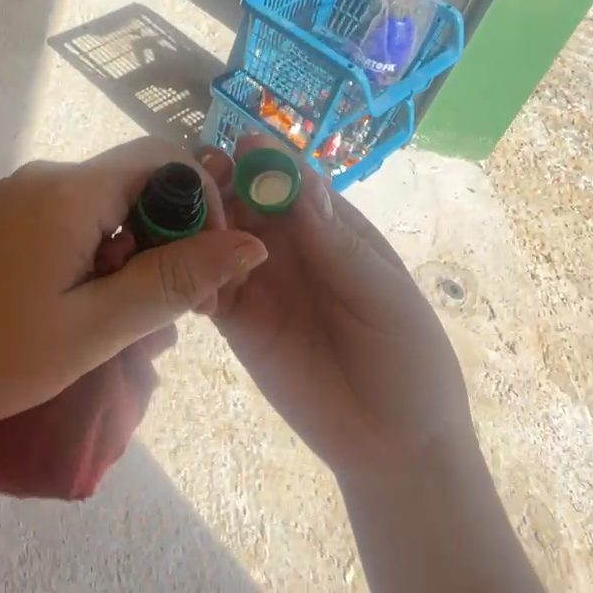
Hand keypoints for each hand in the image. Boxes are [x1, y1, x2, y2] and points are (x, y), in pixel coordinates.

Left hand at [0, 138, 268, 462]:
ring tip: (123, 325)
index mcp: (69, 191)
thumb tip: (252, 243)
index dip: (200, 208)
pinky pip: (65, 219)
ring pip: (100, 206)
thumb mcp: (94, 328)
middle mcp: (43, 177)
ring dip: (128, 254)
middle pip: (132, 183)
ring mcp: (14, 196)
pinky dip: (92, 255)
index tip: (205, 274)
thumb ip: (173, 282)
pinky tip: (80, 311)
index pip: (163, 162)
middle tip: (168, 314)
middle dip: (165, 239)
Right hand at [200, 135, 474, 481]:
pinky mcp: (232, 317)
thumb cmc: (408, 360)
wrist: (393, 444)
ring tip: (184, 229)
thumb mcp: (384, 297)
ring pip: (214, 234)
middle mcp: (285, 243)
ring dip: (197, 224)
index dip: (265, 162)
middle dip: (219, 185)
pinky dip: (188, 272)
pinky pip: (201, 283)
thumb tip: (297, 181)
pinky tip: (185, 276)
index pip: (291, 180)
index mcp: (328, 226)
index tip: (239, 149)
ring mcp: (255, 278)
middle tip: (197, 188)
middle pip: (242, 198)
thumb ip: (337, 245)